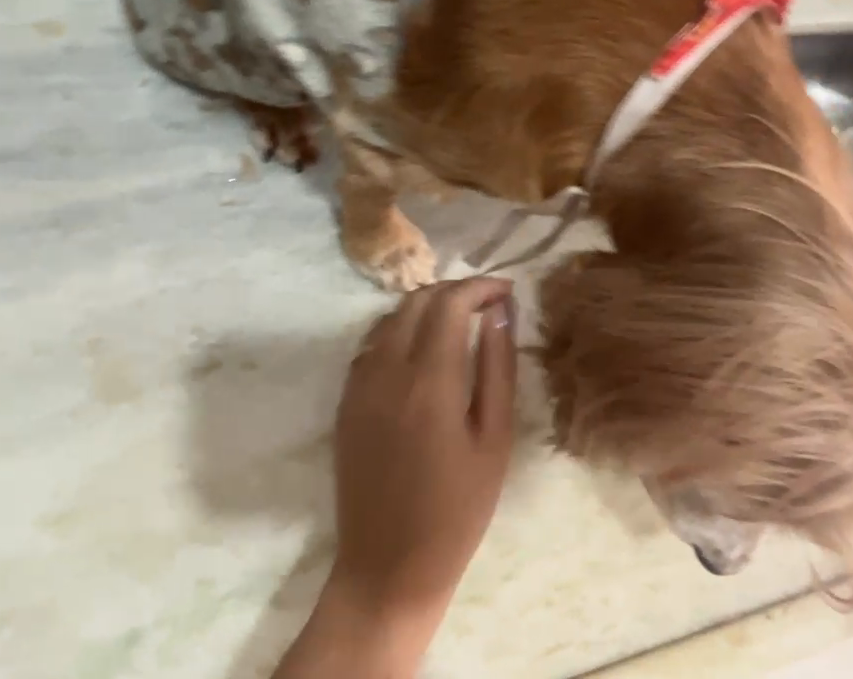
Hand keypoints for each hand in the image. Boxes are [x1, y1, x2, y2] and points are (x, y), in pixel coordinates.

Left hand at [330, 277, 518, 618]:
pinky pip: (371, 344)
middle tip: (488, 305)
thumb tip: (501, 313)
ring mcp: (359, 384)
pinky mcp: (346, 401)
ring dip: (426, 307)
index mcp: (430, 379)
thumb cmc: (457, 509)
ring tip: (459, 323)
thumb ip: (498, 368)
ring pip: (391, 317)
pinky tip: (422, 352)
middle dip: (456, 290)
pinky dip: (399, 331)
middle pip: (418, 300)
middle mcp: (387, 370)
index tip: (507, 292)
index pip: (452, 302)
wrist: (389, 566)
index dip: (481, 287)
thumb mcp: (494, 439)